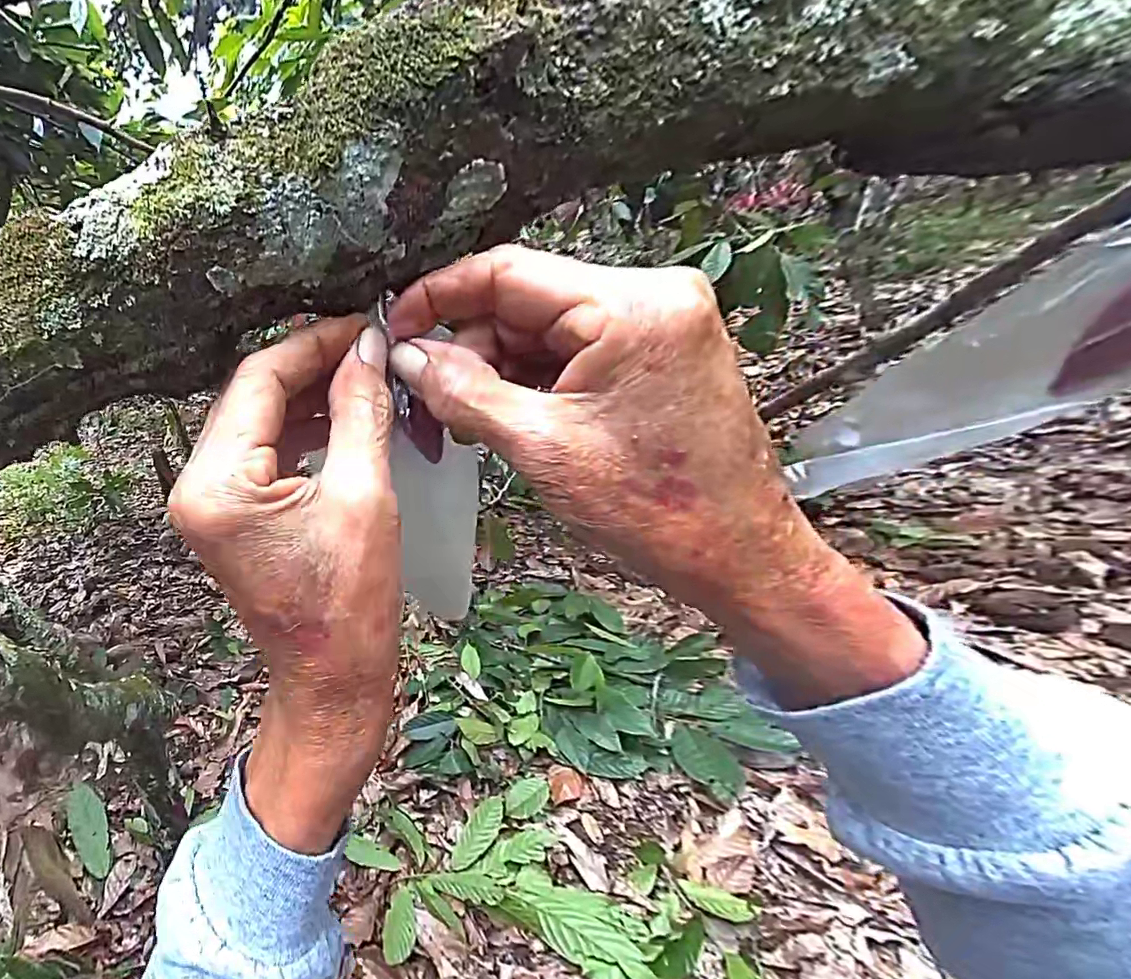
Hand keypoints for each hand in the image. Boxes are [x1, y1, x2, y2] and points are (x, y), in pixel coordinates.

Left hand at [169, 316, 400, 852]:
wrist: (330, 679)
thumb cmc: (350, 605)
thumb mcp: (362, 496)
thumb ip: (359, 411)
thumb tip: (366, 347)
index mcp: (216, 485)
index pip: (259, 381)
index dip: (313, 344)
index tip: (360, 325)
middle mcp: (195, 488)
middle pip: (252, 397)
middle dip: (311, 368)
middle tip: (366, 349)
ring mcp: (206, 503)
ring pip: (257, 422)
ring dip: (308, 398)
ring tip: (362, 379)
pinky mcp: (227, 515)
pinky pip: (260, 453)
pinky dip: (300, 431)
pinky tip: (341, 419)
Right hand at [387, 246, 924, 707]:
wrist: (734, 553)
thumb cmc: (653, 507)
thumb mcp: (540, 446)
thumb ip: (464, 391)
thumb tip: (408, 357)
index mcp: (630, 306)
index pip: (508, 272)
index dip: (439, 296)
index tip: (396, 326)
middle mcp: (647, 299)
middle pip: (521, 303)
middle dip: (464, 348)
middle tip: (422, 394)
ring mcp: (650, 327)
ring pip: (537, 332)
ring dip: (490, 372)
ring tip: (460, 421)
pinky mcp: (647, 357)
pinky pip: (564, 355)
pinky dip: (523, 384)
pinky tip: (497, 418)